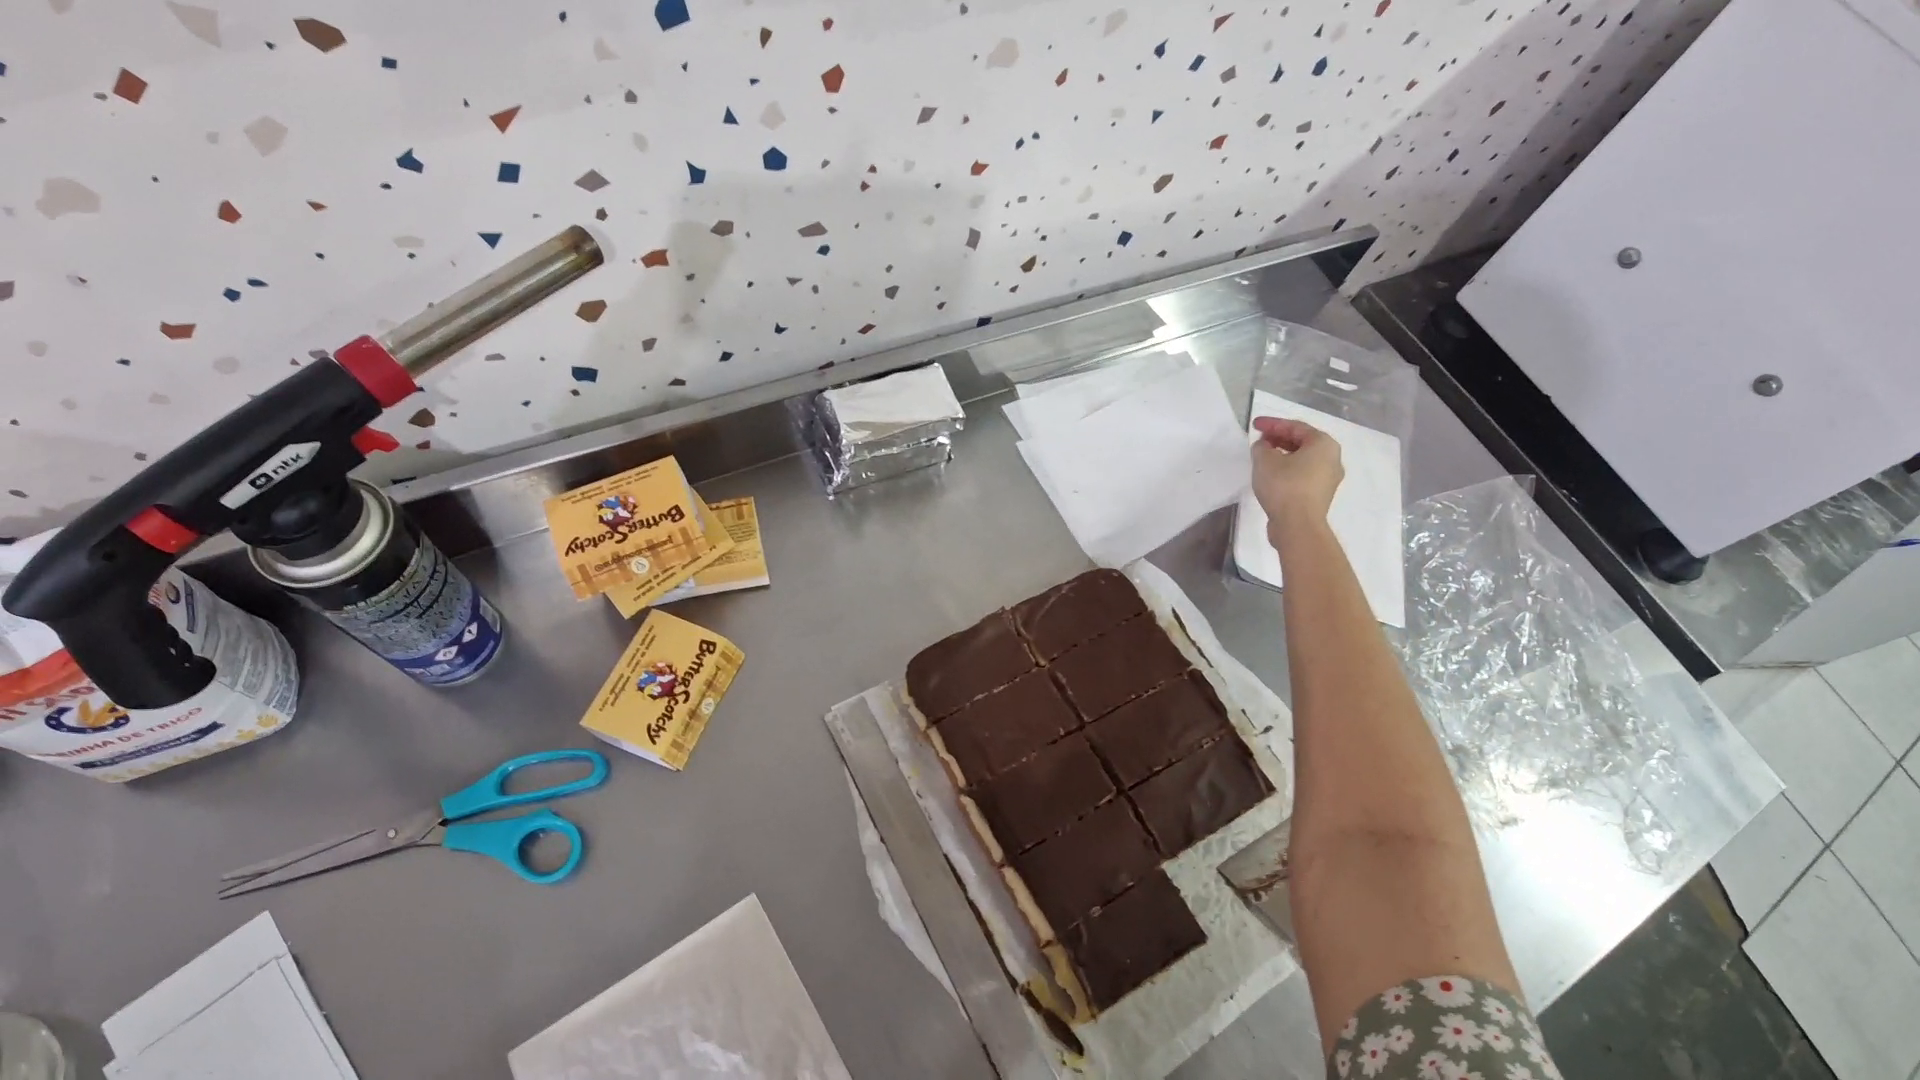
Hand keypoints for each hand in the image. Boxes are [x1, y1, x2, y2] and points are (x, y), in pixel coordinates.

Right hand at [1250, 416, 1342, 537]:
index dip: (1272, 424)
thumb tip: (1264, 447)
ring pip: (1304, 459)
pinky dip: (1289, 470)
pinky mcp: (1321, 495)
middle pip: (1303, 442)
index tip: (1254, 424)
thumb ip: (1261, 447)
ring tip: (1264, 457)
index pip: (1295, 426)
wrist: (1298, 526)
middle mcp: (1332, 458)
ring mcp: (1329, 479)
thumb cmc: (1284, 486)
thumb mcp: (1264, 460)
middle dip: (1279, 439)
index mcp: (1324, 444)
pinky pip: (1304, 475)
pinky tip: (1273, 475)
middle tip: (1259, 440)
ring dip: (1283, 455)